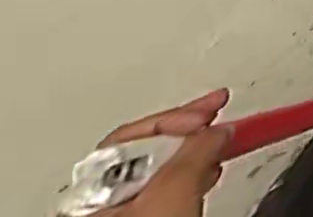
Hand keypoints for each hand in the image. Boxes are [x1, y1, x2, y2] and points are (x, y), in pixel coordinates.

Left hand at [98, 90, 232, 216]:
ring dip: (193, 155)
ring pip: (158, 173)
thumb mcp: (176, 188)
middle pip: (147, 150)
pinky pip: (163, 196)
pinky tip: (205, 178)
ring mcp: (120, 215)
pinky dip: (189, 180)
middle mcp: (100, 200)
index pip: (135, 132)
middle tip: (217, 115)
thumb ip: (197, 150)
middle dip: (187, 131)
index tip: (214, 106)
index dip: (178, 116)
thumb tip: (219, 128)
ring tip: (218, 147)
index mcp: (93, 187)